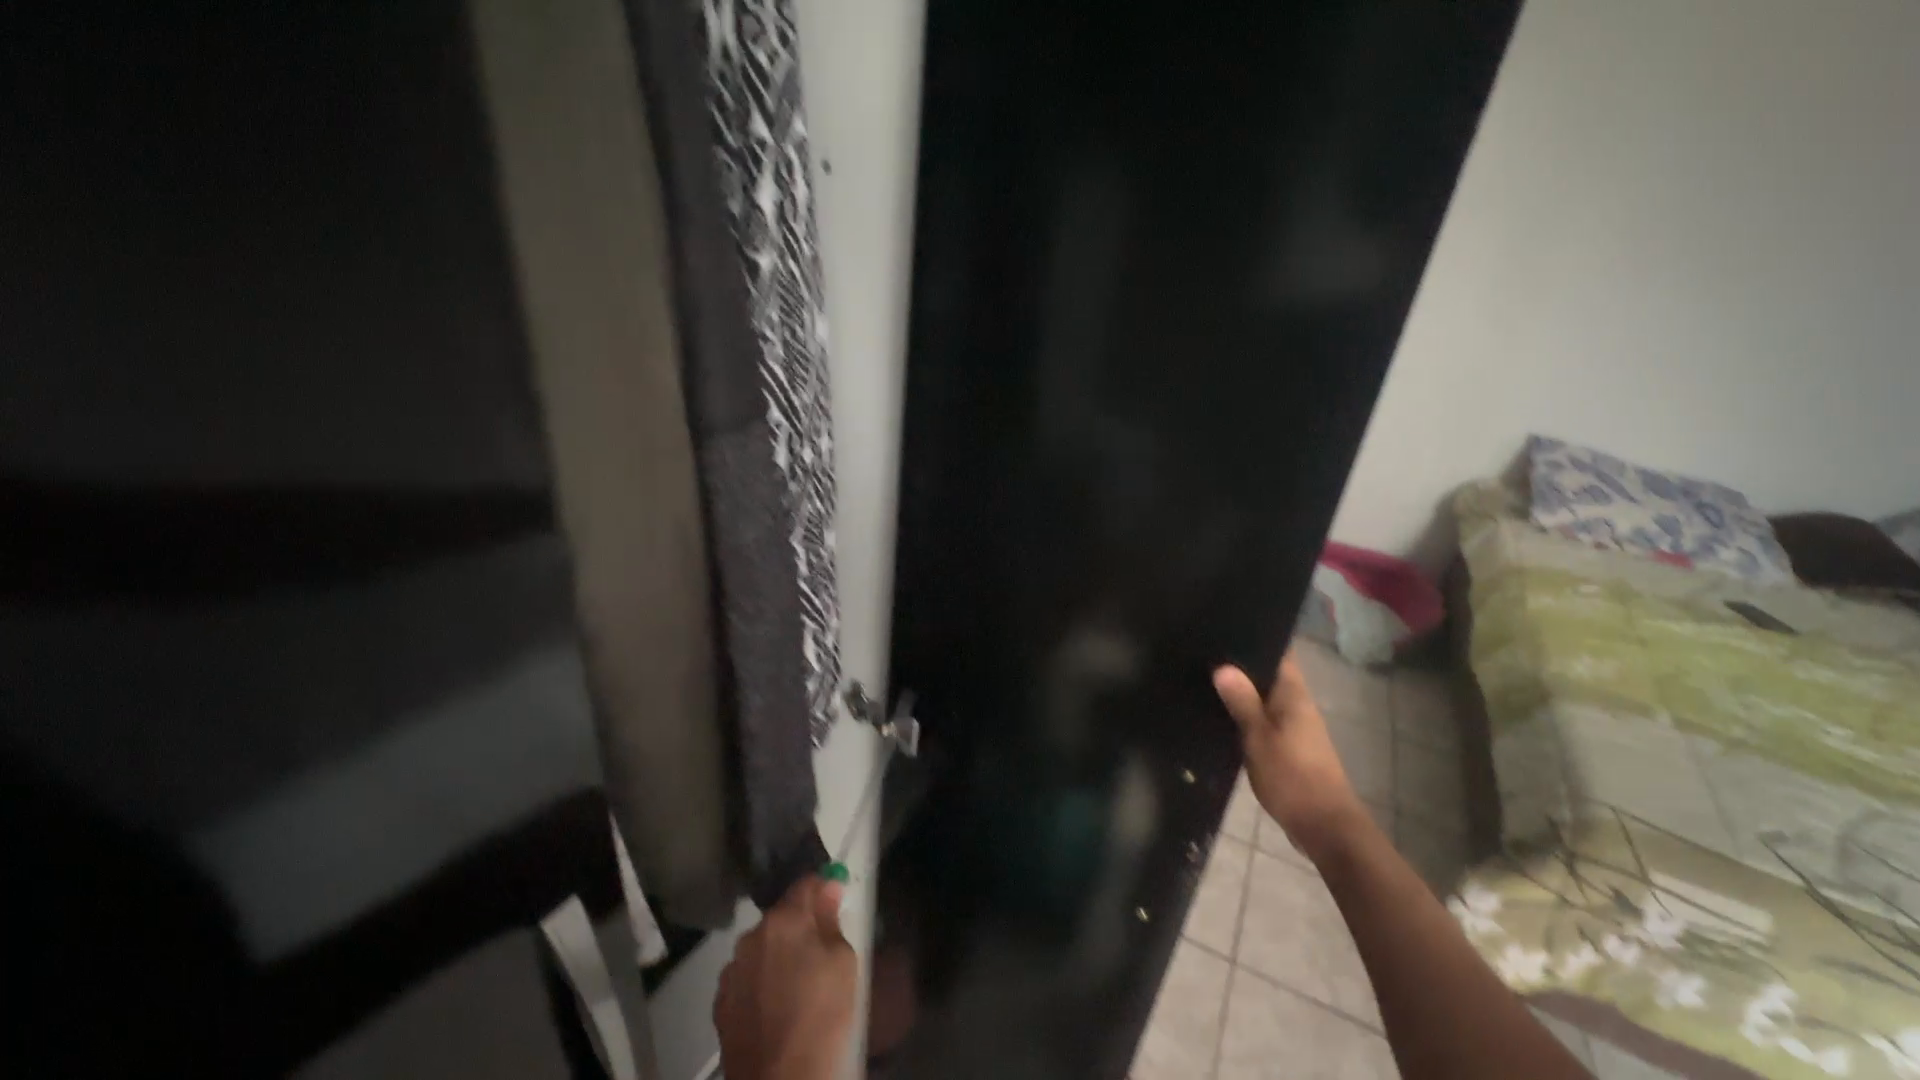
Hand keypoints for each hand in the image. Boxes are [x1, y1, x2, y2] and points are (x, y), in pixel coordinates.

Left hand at [715, 875, 857, 1079]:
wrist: (780, 1077)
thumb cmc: (823, 1015)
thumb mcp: (844, 963)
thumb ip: (831, 920)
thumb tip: (828, 888)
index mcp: (784, 920)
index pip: (805, 884)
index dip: (823, 887)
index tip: (836, 900)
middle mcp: (752, 936)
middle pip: (781, 917)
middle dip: (800, 927)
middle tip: (821, 953)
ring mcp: (732, 969)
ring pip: (761, 948)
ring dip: (778, 954)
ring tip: (796, 986)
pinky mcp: (721, 1001)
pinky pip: (746, 978)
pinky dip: (760, 982)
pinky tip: (775, 1006)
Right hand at [1214, 651, 1372, 861]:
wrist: (1324, 826)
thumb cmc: (1293, 778)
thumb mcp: (1259, 738)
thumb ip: (1242, 702)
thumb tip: (1223, 666)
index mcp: (1294, 695)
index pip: (1279, 652)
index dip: (1257, 637)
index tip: (1225, 627)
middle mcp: (1298, 705)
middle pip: (1270, 675)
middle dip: (1242, 665)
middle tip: (1203, 653)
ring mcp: (1296, 727)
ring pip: (1265, 699)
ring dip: (1242, 692)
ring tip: (1204, 681)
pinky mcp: (1289, 748)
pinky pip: (1264, 720)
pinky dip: (1246, 716)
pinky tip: (1221, 718)